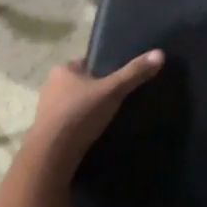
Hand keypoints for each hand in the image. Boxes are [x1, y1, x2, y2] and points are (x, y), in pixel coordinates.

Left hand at [25, 51, 164, 176]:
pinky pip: (69, 122)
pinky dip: (80, 125)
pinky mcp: (47, 129)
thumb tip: (159, 54)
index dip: (104, 71)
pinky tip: (93, 133)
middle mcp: (50, 85)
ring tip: (108, 119)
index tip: (120, 81)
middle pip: (81, 84)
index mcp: (62, 70)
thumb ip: (134, 73)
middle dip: (96, 91)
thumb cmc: (80, 114)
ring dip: (87, 110)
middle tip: (118, 101)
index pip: (88, 63)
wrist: (53, 153)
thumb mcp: (112, 91)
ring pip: (74, 104)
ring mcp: (46, 108)